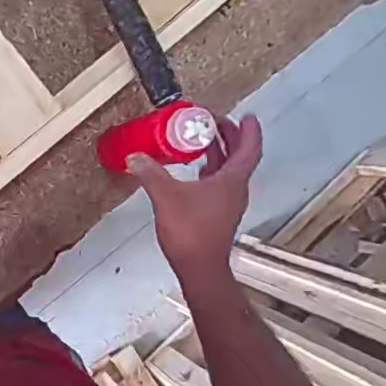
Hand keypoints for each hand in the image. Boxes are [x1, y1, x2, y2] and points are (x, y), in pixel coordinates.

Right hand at [131, 113, 262, 281]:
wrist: (200, 269)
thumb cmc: (192, 233)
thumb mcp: (167, 197)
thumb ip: (151, 174)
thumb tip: (136, 158)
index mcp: (232, 180)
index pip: (249, 148)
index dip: (249, 130)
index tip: (247, 116)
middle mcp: (235, 190)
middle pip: (239, 156)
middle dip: (229, 136)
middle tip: (215, 121)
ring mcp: (228, 203)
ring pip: (229, 170)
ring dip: (220, 153)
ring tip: (203, 139)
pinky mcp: (218, 214)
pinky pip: (219, 184)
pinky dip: (211, 170)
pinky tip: (196, 170)